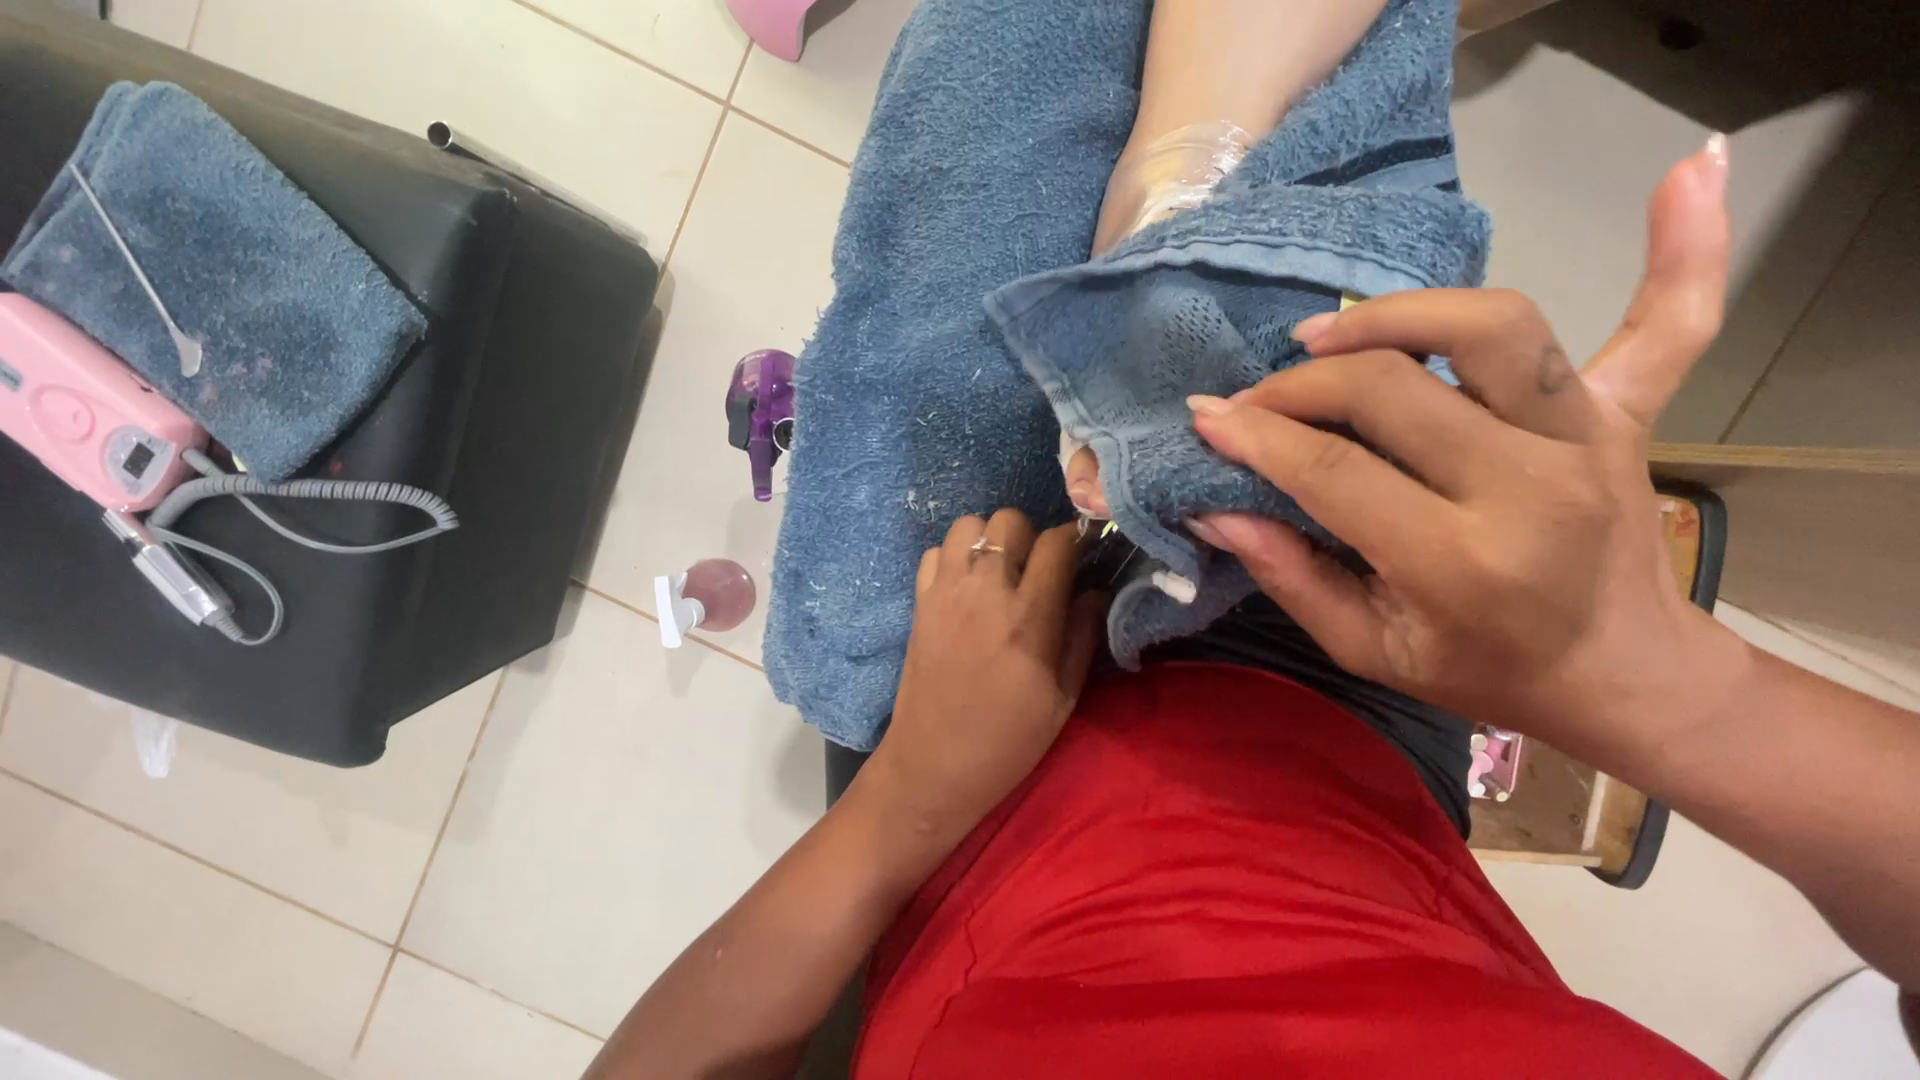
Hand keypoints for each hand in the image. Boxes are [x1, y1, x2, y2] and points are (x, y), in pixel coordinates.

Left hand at [860, 510, 1106, 844]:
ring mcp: (946, 592)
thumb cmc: (1008, 739)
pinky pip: (935, 552)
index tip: (1082, 554)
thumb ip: (1081, 635)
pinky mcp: (919, 602)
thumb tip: (1095, 590)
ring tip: (999, 573)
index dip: (1076, 539)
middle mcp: (985, 591)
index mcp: (1029, 617)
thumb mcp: (1063, 696)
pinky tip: (965, 587)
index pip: (1057, 543)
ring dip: (988, 539)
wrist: (933, 764)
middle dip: (1030, 535)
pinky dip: (953, 558)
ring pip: (968, 525)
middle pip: (1009, 520)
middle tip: (1036, 569)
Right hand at [1184, 138, 1750, 767]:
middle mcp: (1529, 486)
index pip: (1334, 471)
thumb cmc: (1479, 670)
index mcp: (1459, 563)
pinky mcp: (1628, 415)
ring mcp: (1589, 440)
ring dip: (1398, 315)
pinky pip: (1671, 323)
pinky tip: (1704, 158)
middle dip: (1300, 385)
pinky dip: (1687, 250)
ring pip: (1493, 327)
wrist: (1620, 676)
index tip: (1207, 417)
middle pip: (1391, 388)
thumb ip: (1289, 577)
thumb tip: (1214, 508)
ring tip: (1332, 334)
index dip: (1256, 438)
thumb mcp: (1366, 649)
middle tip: (1256, 399)